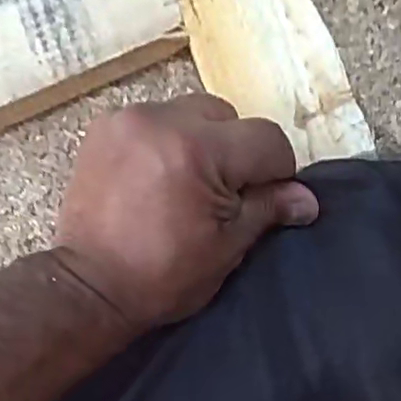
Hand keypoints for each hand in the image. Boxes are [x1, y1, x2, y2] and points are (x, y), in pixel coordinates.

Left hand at [53, 94, 319, 332]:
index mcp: (198, 151)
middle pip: (230, 117)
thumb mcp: (228, 248)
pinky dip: (172, 144)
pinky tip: (163, 180)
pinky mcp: (106, 127)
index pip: (268, 139)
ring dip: (206, 144)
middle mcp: (163, 120)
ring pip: (193, 114)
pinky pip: (158, 121)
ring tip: (192, 188)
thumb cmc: (166, 277)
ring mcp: (129, 119)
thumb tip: (308, 200)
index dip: (281, 173)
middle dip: (240, 153)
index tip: (271, 203)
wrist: (92, 287)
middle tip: (229, 198)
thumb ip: (268, 210)